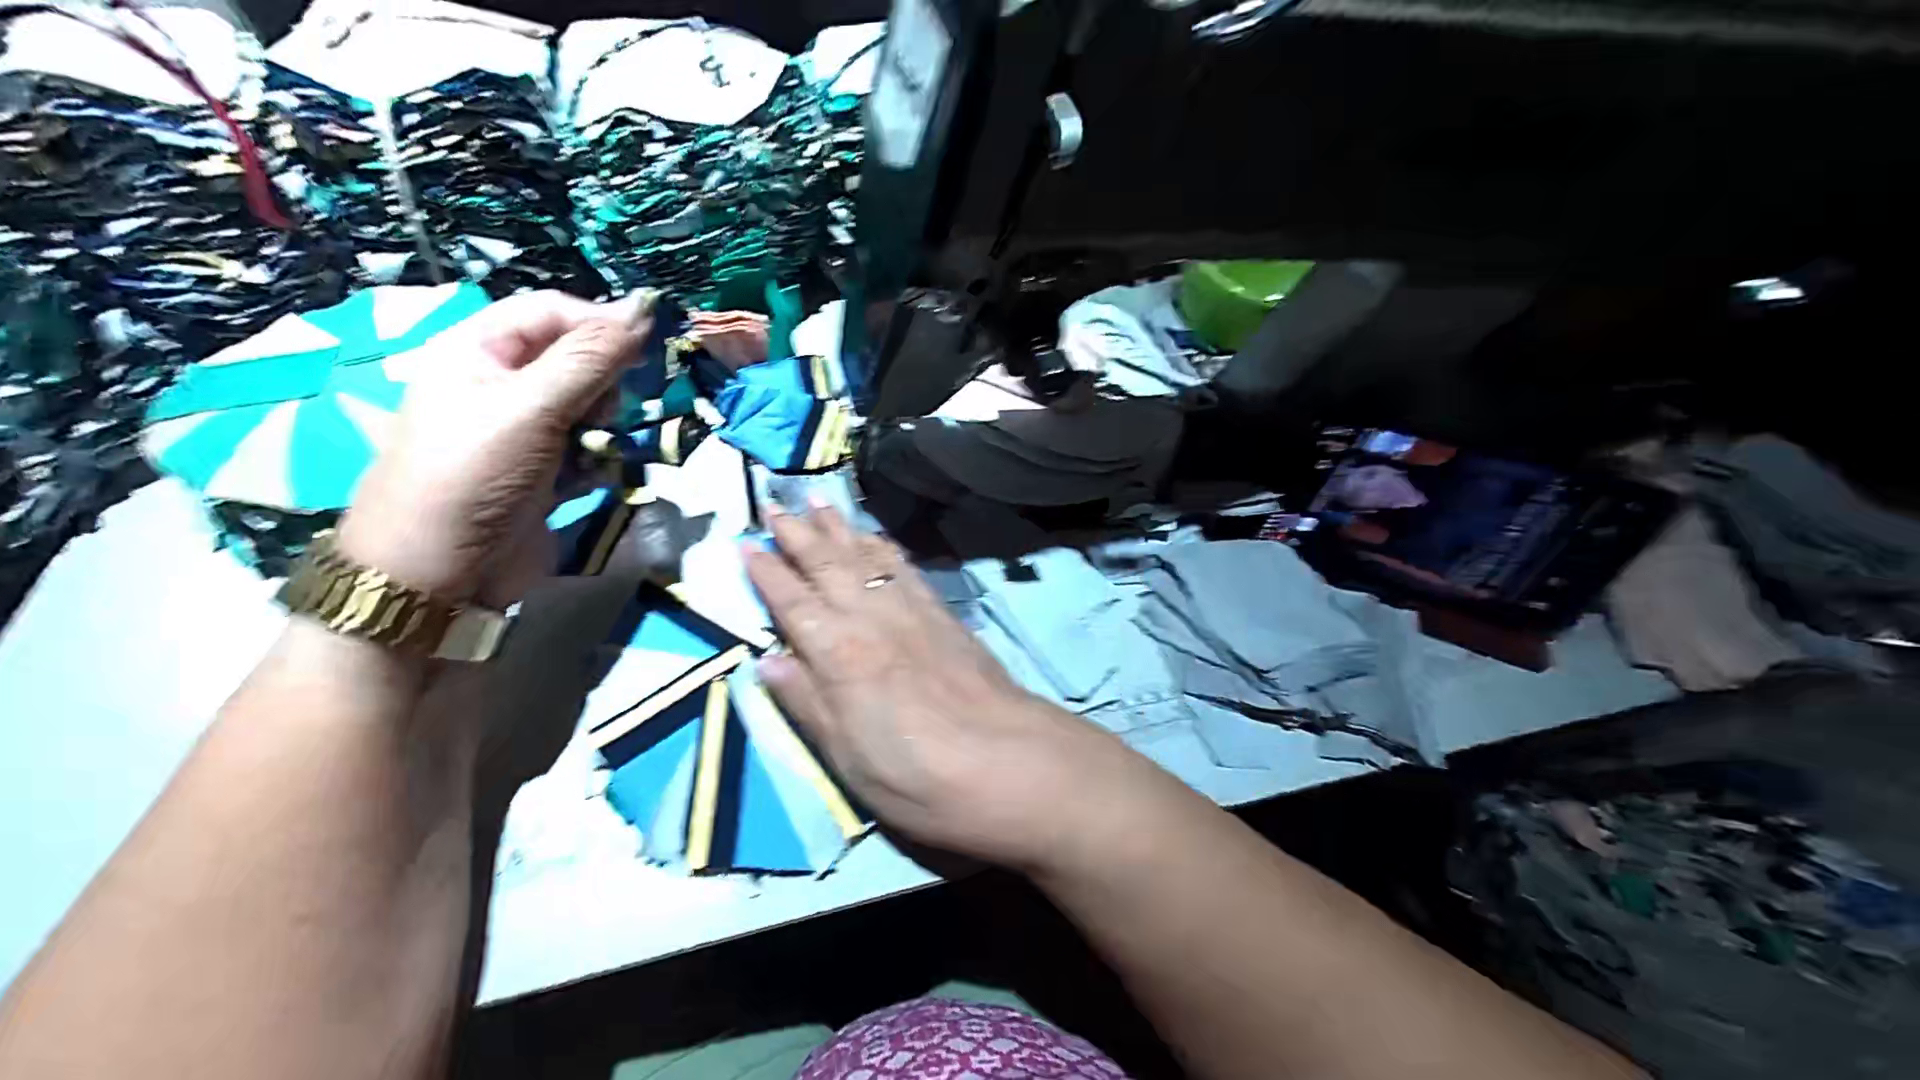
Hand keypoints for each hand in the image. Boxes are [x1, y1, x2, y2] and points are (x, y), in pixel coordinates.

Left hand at [338, 290, 654, 606]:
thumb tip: (644, 307)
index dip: (601, 323)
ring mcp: (526, 431)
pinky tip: (594, 476)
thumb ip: (591, 358)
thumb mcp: (530, 408)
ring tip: (598, 450)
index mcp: (479, 350)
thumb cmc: (474, 477)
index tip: (648, 349)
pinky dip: (602, 459)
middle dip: (606, 382)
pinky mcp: (547, 470)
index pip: (553, 312)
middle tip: (608, 411)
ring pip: (591, 407)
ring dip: (607, 425)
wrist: (440, 575)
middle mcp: (503, 384)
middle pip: (578, 359)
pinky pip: (591, 448)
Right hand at [744, 504, 1147, 870]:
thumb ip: (807, 703)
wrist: (1011, 763)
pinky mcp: (944, 616)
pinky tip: (877, 538)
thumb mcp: (848, 759)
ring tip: (819, 500)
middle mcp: (873, 619)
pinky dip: (885, 547)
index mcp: (840, 655)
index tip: (745, 544)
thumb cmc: (920, 778)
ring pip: (867, 558)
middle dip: (798, 535)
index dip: (766, 574)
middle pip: (828, 567)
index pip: (793, 603)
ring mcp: (912, 613)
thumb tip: (765, 660)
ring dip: (840, 528)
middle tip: (774, 506)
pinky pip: (906, 569)